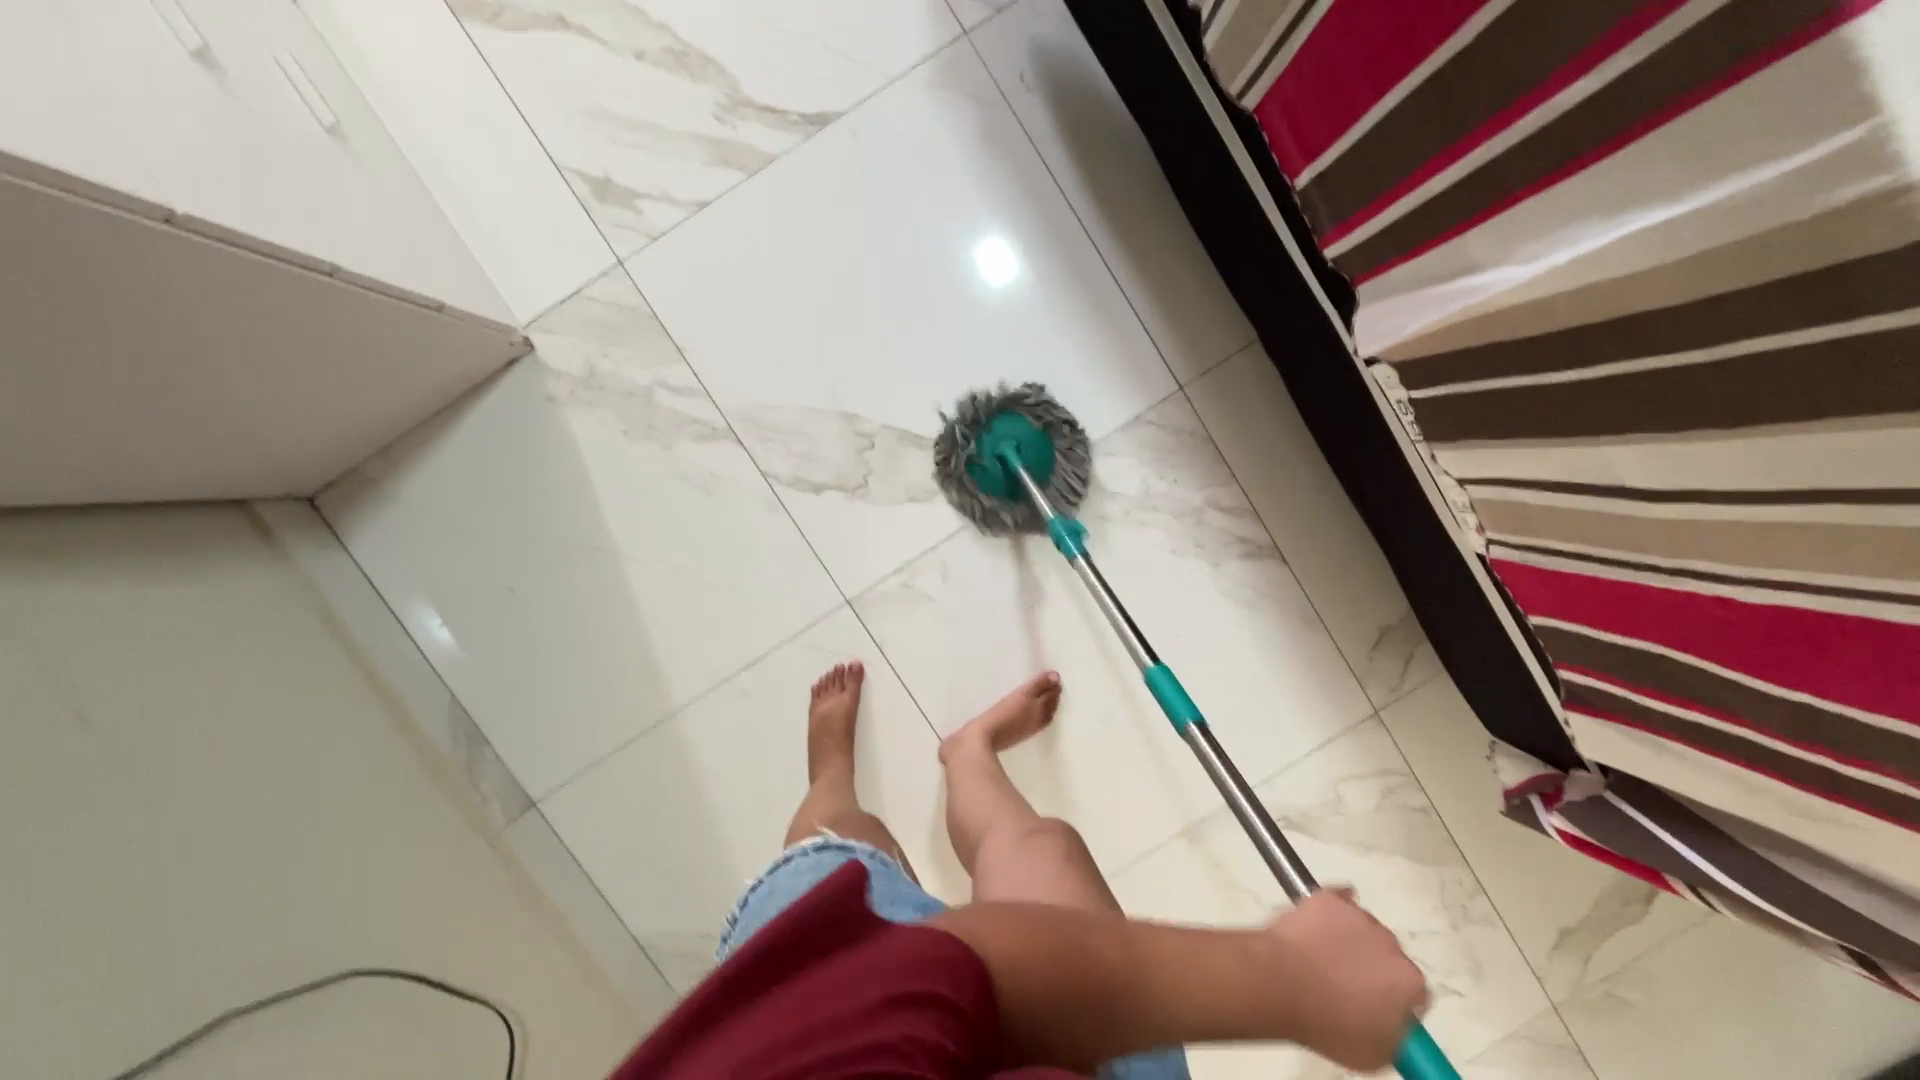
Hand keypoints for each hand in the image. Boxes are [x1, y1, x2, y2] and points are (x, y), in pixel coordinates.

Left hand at [1261, 888, 1428, 1070]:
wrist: (1278, 983)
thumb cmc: (1327, 1025)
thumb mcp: (1374, 1054)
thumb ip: (1394, 1036)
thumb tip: (1392, 1023)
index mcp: (1409, 981)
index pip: (1414, 992)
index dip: (1395, 1002)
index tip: (1375, 1009)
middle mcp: (1391, 943)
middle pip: (1388, 956)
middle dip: (1372, 969)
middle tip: (1343, 984)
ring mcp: (1357, 915)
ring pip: (1362, 928)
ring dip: (1350, 940)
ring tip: (1321, 956)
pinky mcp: (1327, 898)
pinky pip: (1338, 900)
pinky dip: (1333, 910)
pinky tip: (1322, 920)